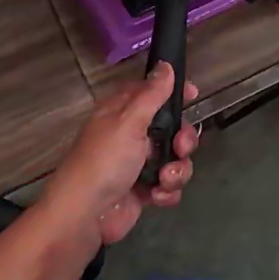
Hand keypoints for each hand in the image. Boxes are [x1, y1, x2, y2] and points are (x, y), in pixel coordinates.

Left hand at [39, 63, 197, 246]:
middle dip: (183, 140)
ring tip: (163, 180)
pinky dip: (166, 192)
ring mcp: (139, 164)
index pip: (153, 92)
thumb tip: (165, 65)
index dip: (174, 93)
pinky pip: (169, 185)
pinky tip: (155, 197)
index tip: (193, 95)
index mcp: (123, 112)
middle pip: (173, 128)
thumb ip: (151, 94)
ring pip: (175, 159)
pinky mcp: (144, 190)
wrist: (85, 214)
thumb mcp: (129, 121)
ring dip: (176, 171)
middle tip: (179, 148)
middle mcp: (132, 134)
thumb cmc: (105, 160)